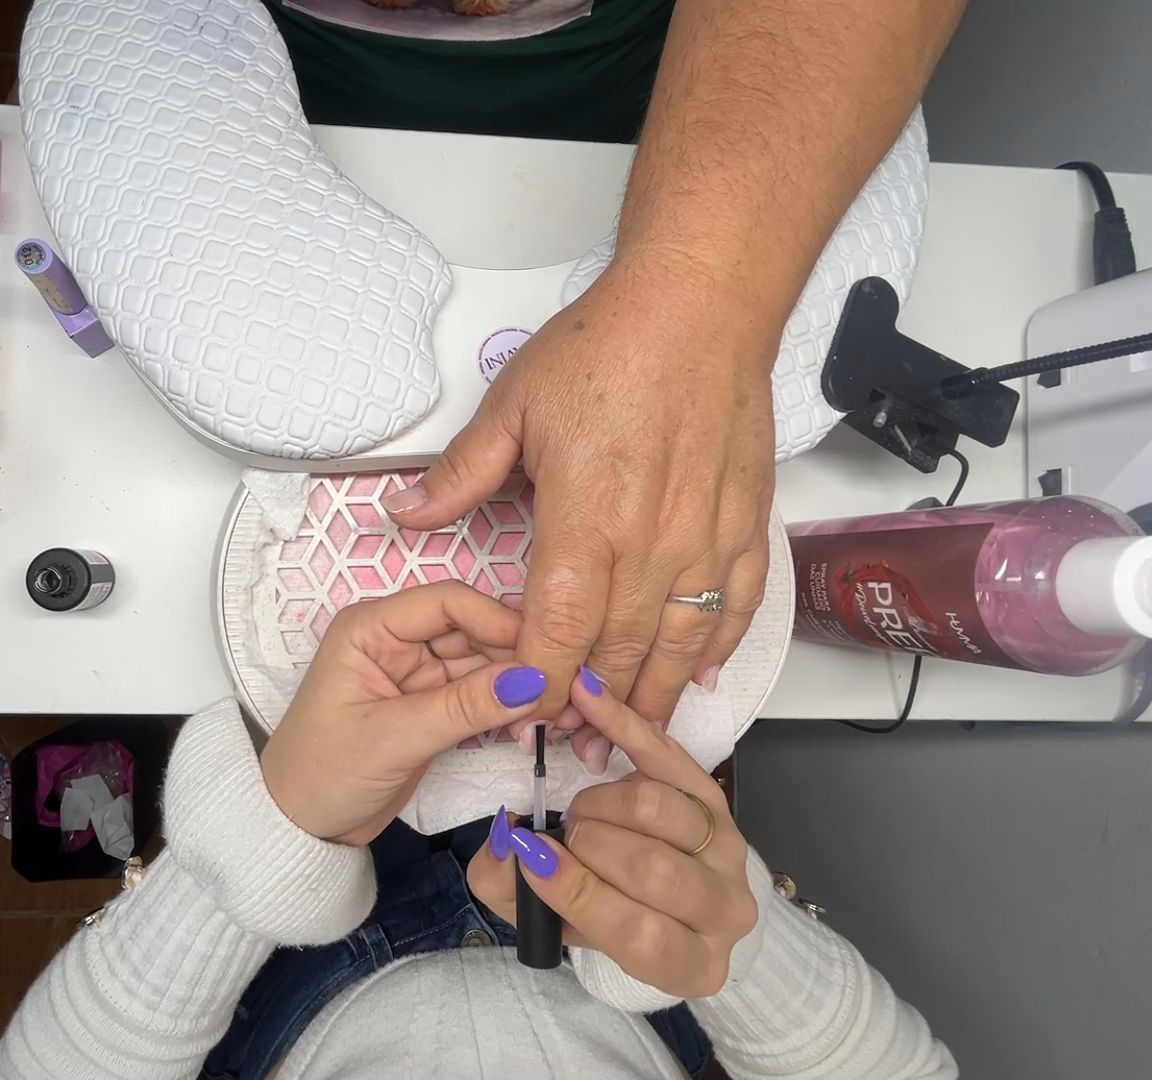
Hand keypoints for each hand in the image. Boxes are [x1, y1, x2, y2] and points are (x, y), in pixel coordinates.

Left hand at [260, 581, 548, 845]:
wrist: (303, 830)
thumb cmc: (322, 774)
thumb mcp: (391, 737)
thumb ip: (462, 707)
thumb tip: (531, 680)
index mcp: (372, 627)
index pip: (445, 602)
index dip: (496, 619)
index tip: (543, 648)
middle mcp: (397, 639)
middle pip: (472, 630)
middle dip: (515, 656)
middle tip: (563, 688)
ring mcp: (418, 673)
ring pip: (483, 663)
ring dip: (517, 685)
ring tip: (557, 710)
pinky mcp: (433, 705)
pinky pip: (480, 695)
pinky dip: (506, 708)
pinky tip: (534, 722)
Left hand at [380, 254, 777, 759]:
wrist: (698, 306)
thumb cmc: (605, 351)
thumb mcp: (512, 405)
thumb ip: (460, 474)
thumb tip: (407, 513)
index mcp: (585, 522)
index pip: (557, 632)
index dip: (539, 685)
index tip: (524, 713)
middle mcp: (651, 545)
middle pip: (618, 652)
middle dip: (591, 706)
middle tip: (572, 743)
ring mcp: (706, 540)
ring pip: (679, 646)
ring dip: (652, 697)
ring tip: (629, 734)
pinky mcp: (744, 526)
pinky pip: (735, 608)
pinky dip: (714, 651)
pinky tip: (698, 677)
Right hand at [467, 671, 755, 998]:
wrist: (663, 895)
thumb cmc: (604, 910)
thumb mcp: (549, 920)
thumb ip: (511, 889)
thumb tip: (510, 838)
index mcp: (688, 964)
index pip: (641, 936)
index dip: (580, 894)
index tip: (534, 856)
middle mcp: (724, 912)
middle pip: (655, 872)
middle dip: (588, 844)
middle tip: (560, 833)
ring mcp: (729, 850)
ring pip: (663, 812)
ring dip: (604, 802)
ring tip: (581, 809)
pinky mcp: (714, 793)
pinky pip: (666, 753)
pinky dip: (623, 723)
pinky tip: (587, 697)